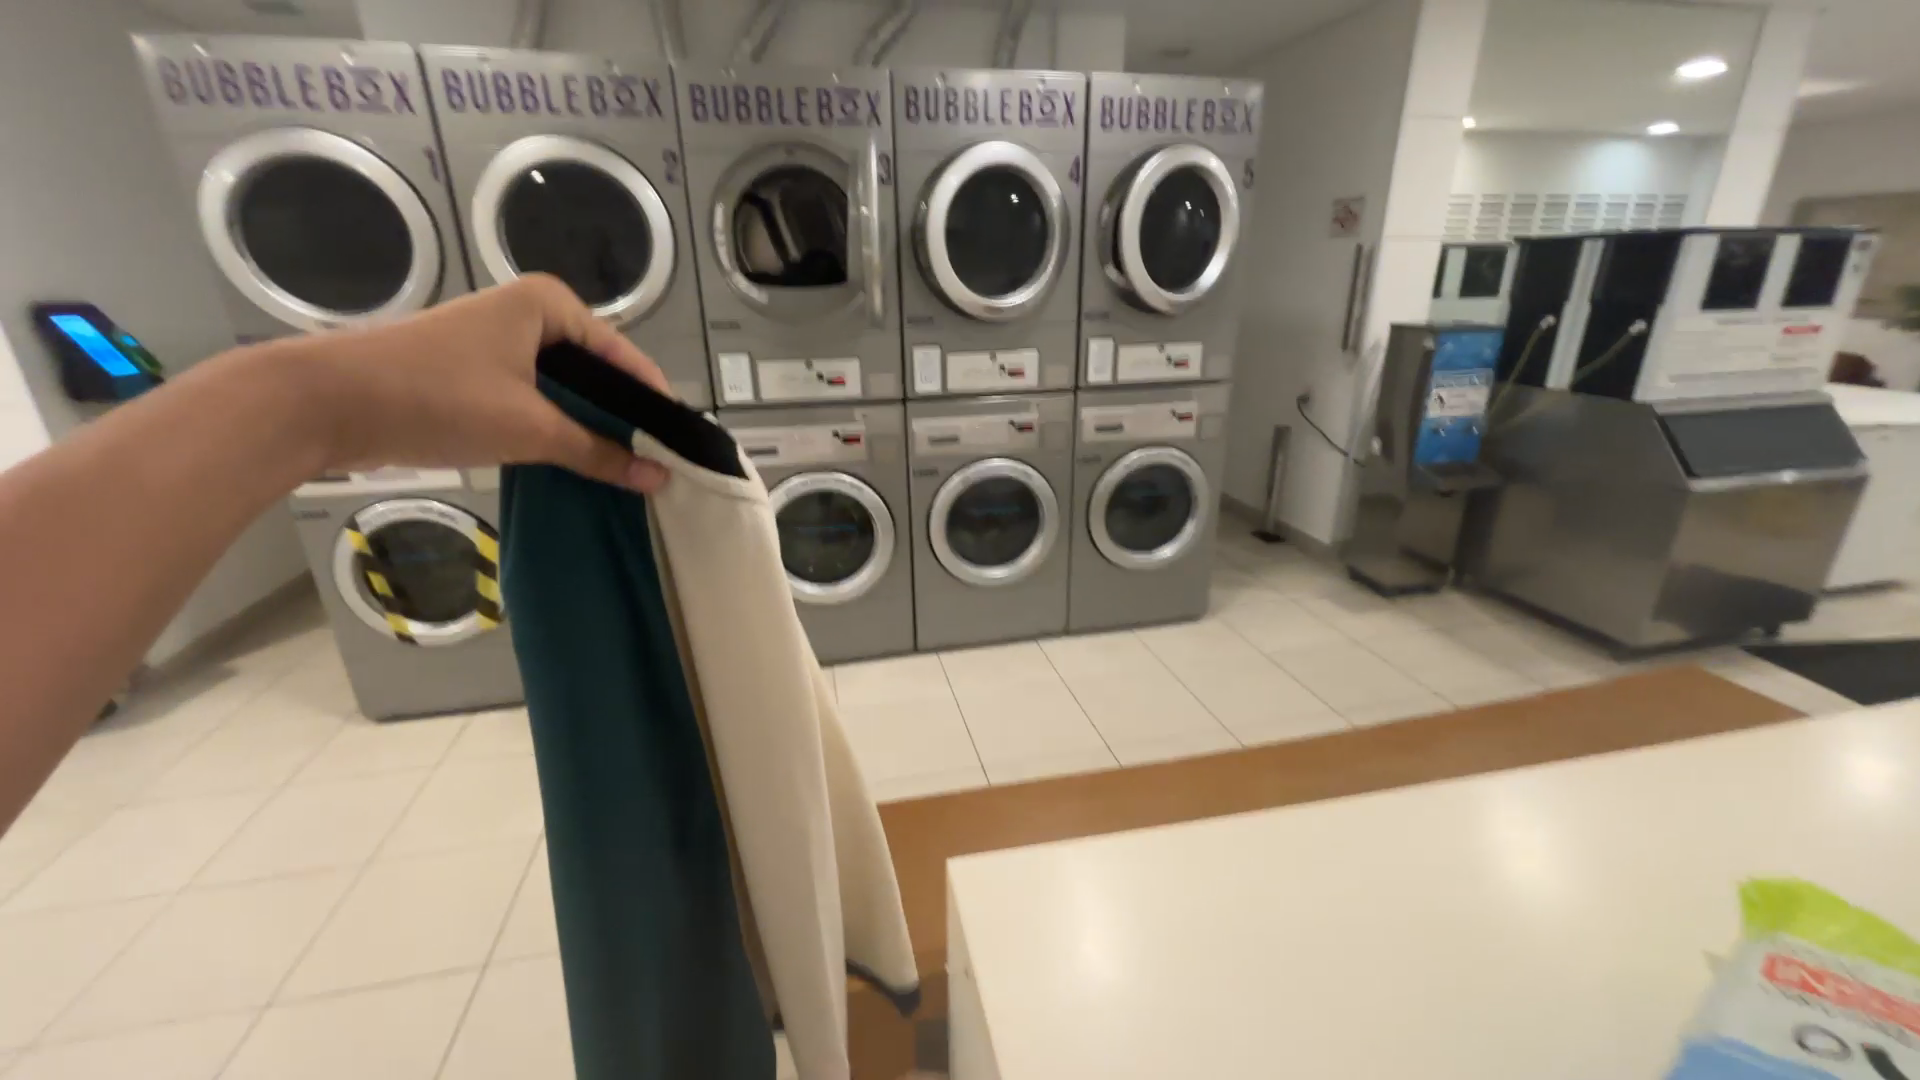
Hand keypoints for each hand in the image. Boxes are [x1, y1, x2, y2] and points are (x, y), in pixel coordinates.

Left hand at [290, 274, 670, 492]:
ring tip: (625, 470)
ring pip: (568, 390)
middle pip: (599, 374)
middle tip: (656, 467)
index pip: (627, 359)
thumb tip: (661, 478)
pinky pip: (538, 399)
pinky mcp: (478, 372)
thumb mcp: (530, 429)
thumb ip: (601, 452)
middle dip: (625, 420)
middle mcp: (530, 314)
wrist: (322, 405)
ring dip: (591, 428)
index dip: (654, 407)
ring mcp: (501, 342)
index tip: (680, 451)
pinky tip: (578, 461)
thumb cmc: (437, 399)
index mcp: (550, 305)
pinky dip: (558, 428)